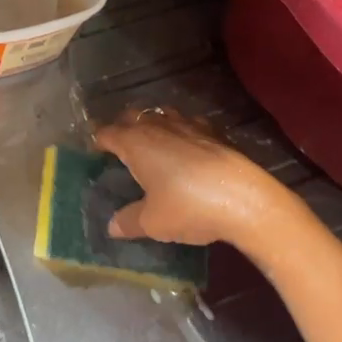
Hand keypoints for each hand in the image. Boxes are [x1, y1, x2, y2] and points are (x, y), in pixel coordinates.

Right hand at [93, 107, 308, 249]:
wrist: (246, 200)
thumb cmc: (189, 207)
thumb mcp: (153, 222)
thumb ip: (128, 221)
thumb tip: (111, 226)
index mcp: (135, 141)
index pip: (106, 133)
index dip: (98, 143)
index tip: (95, 156)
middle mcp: (157, 125)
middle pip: (132, 117)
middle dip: (123, 129)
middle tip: (122, 152)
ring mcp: (188, 125)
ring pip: (161, 115)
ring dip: (154, 126)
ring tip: (154, 148)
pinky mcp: (214, 132)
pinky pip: (189, 125)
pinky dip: (183, 133)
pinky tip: (189, 152)